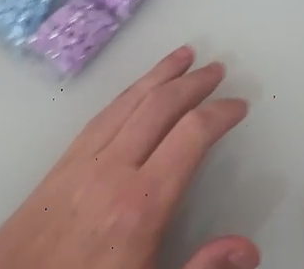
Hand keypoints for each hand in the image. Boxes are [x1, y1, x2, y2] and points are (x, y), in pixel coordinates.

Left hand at [0, 47, 258, 268]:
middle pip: (159, 107)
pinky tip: (134, 92)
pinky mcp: (56, 170)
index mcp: (140, 205)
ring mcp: (79, 166)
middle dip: (192, 83)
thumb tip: (247, 247)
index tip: (238, 105)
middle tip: (216, 69)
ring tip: (181, 56)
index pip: (191, 137)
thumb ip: (200, 268)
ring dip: (158, 75)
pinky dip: (124, 95)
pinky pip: (97, 118)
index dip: (220, 114)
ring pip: (126, 103)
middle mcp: (111, 173)